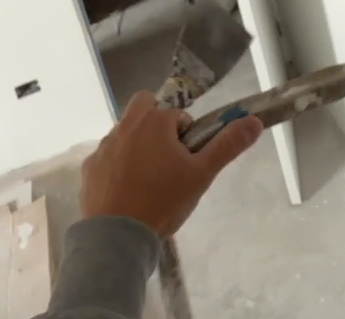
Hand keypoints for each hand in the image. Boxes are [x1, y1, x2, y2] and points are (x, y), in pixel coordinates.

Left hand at [78, 92, 264, 237]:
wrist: (118, 237)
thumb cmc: (162, 201)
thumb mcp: (201, 175)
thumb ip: (227, 145)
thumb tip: (254, 120)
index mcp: (155, 122)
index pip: (178, 116)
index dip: (186, 137)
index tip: (187, 162)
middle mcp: (126, 125)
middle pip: (144, 106)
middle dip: (156, 123)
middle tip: (166, 159)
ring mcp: (105, 146)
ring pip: (125, 132)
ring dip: (136, 145)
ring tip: (147, 181)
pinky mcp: (90, 167)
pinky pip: (107, 157)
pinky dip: (116, 167)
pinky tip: (125, 192)